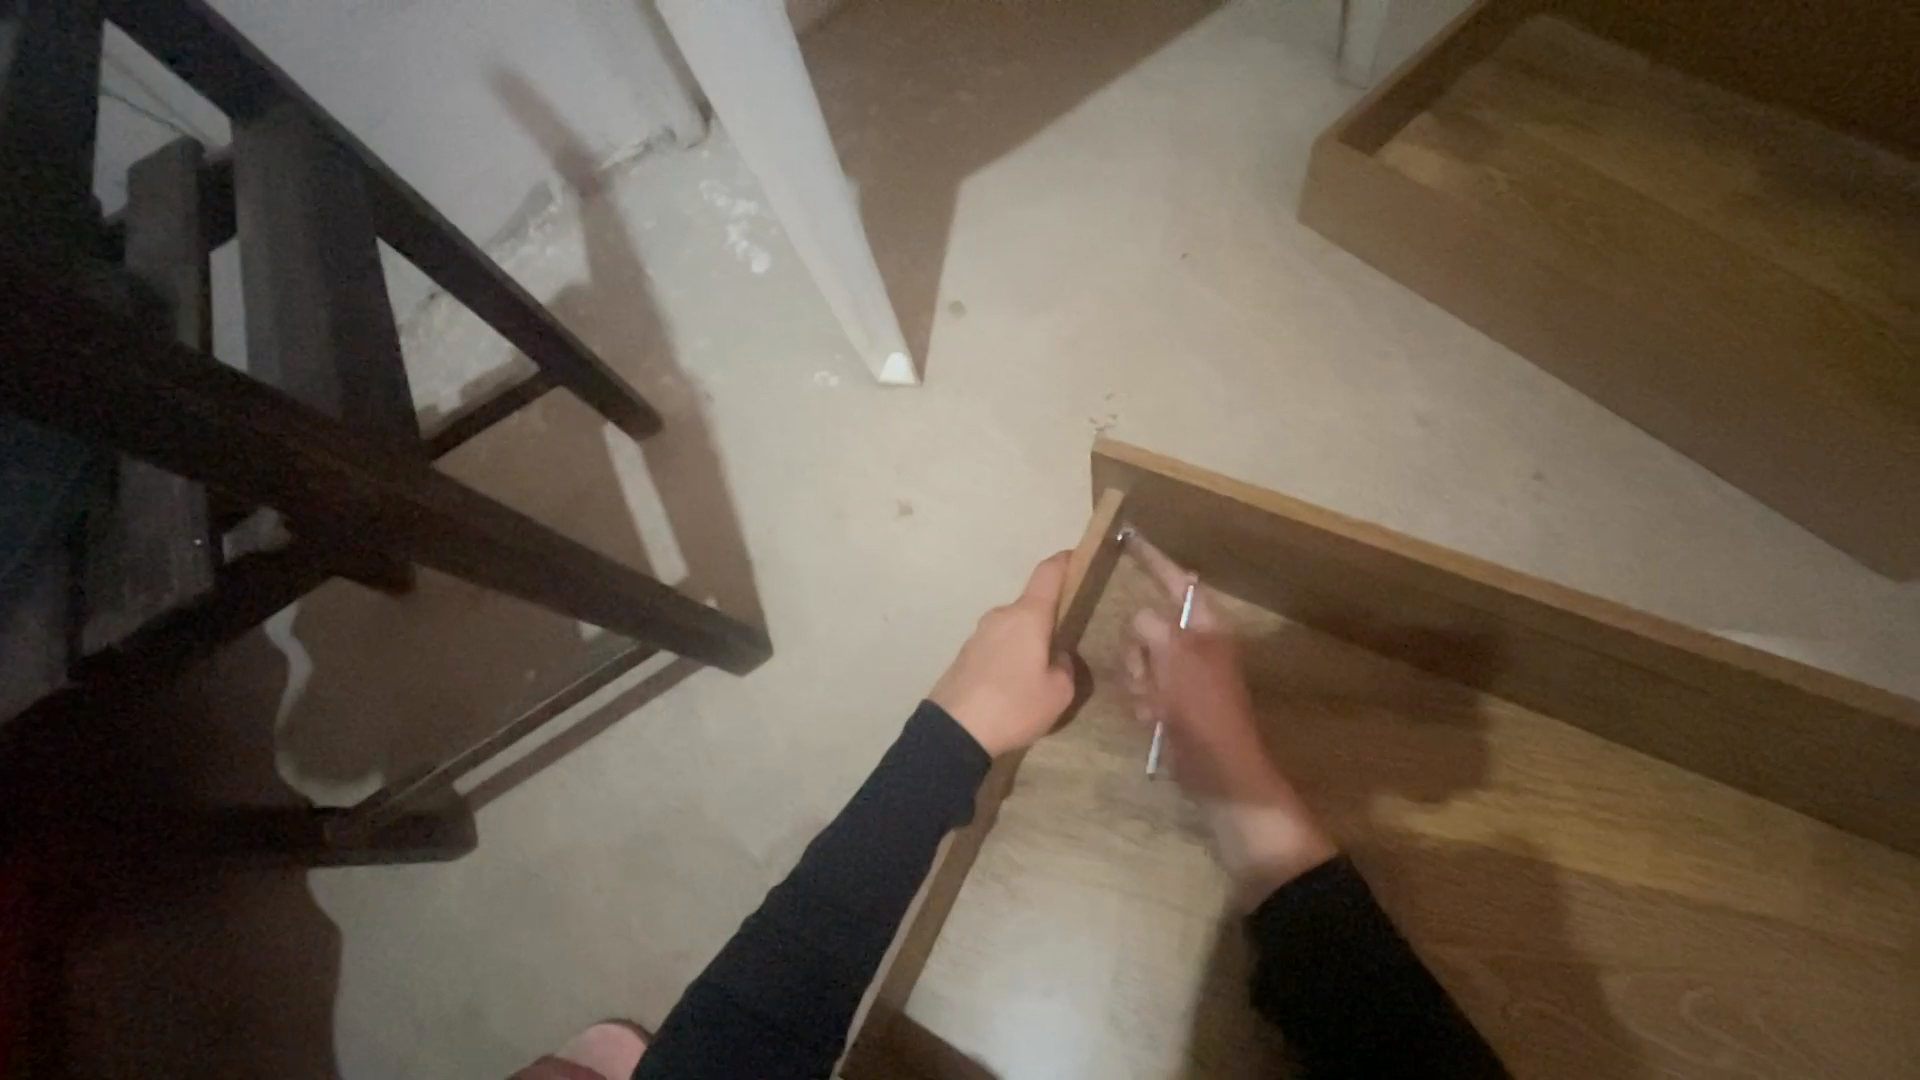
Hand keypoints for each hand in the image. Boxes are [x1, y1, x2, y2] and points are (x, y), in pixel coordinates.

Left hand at [928, 552, 1077, 757]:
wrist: (955, 730)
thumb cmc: (1014, 705)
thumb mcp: (1058, 693)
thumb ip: (1065, 667)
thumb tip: (1057, 656)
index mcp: (1027, 616)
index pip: (1048, 573)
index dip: (1065, 562)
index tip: (1079, 558)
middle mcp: (1001, 616)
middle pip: (1032, 606)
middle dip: (1050, 620)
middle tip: (1067, 645)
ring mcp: (978, 634)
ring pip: (1014, 629)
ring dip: (1028, 642)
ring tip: (1040, 675)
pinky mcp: (965, 655)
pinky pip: (997, 646)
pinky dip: (1010, 657)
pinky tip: (1014, 687)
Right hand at [1123, 535, 1337, 907]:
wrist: (1217, 770)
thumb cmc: (1202, 706)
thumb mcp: (1173, 655)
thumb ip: (1150, 626)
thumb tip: (1140, 620)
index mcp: (1204, 626)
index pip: (1176, 580)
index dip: (1153, 559)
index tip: (1129, 538)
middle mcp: (1193, 645)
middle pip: (1145, 626)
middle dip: (1137, 652)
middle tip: (1149, 673)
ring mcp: (1181, 676)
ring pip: (1137, 660)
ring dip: (1138, 683)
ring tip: (1156, 705)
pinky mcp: (1170, 703)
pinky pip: (1139, 688)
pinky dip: (1142, 704)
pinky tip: (1155, 721)